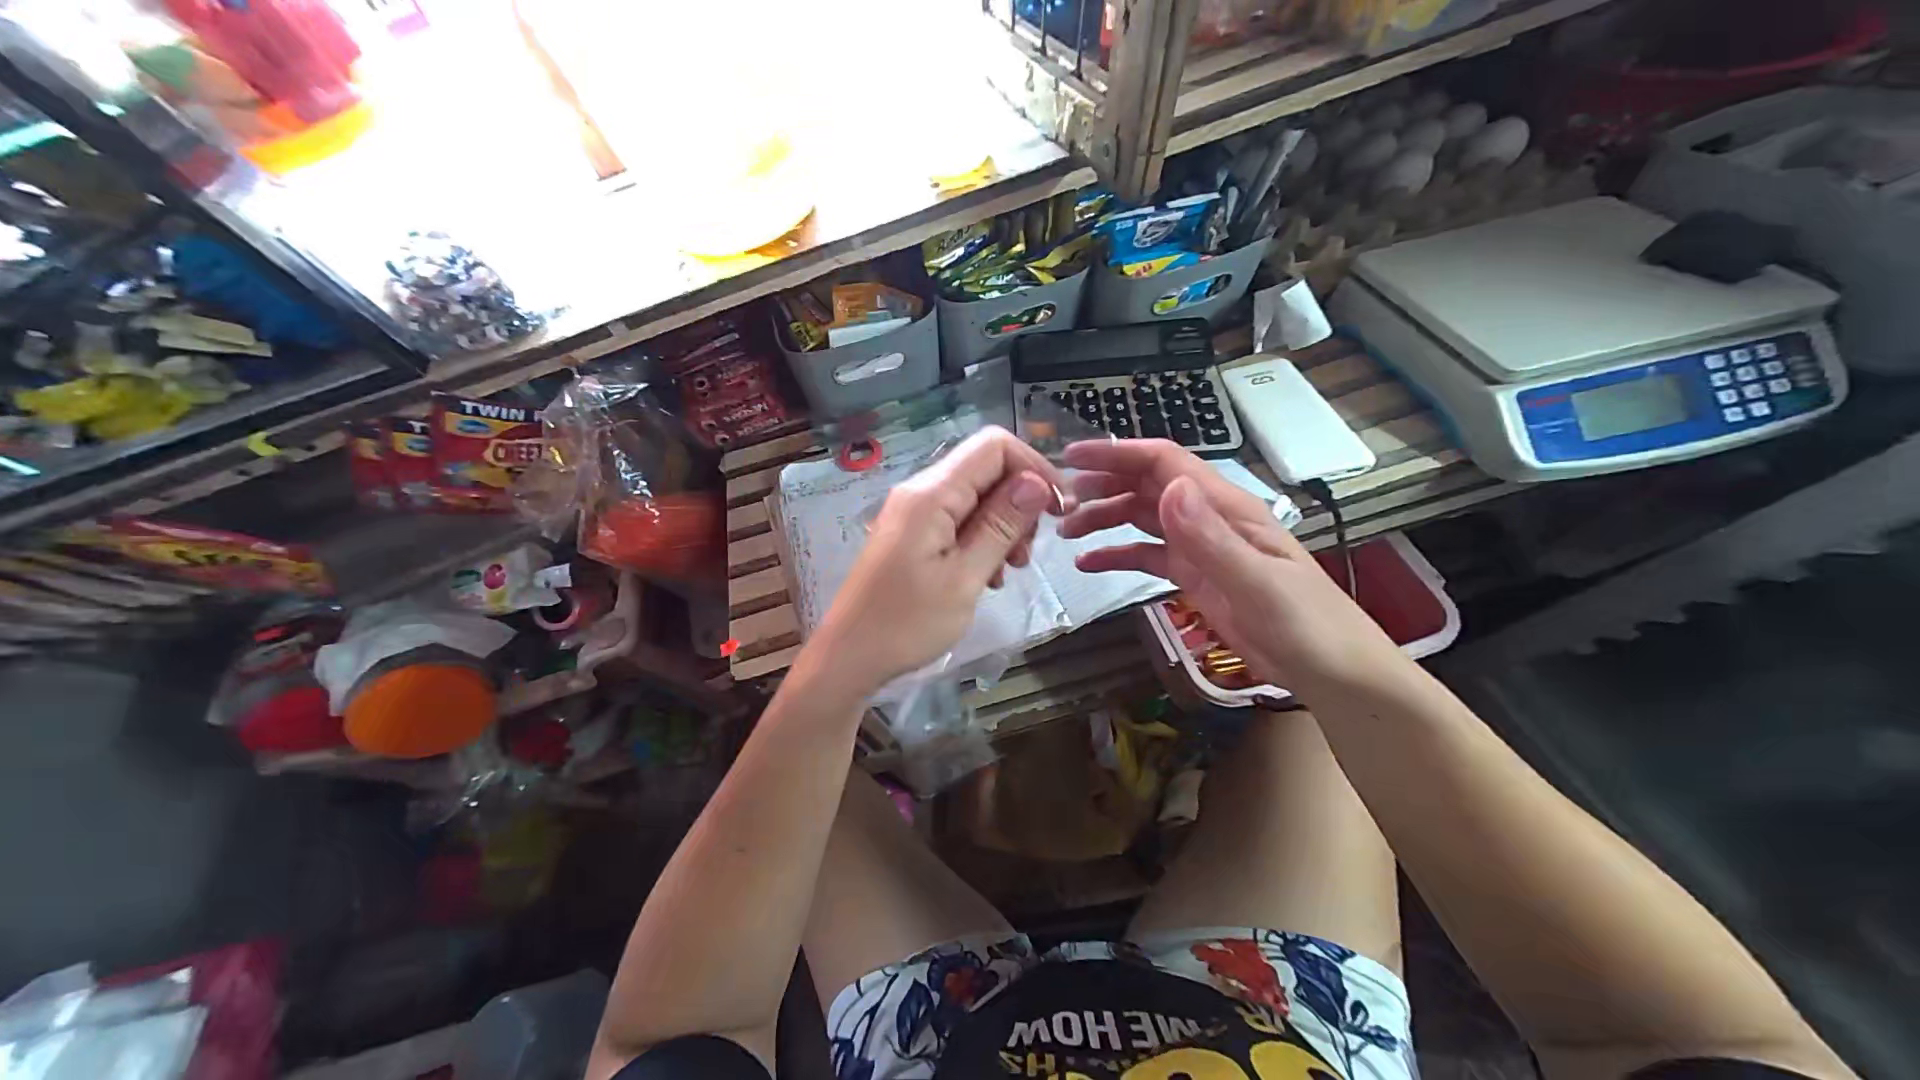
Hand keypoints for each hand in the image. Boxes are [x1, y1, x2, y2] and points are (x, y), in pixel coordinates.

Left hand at [803, 426, 1066, 696]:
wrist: (850, 657)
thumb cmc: (906, 624)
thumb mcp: (965, 578)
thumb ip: (1001, 525)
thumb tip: (1037, 483)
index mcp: (931, 494)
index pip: (995, 447)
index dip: (1035, 468)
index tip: (1060, 510)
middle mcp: (921, 492)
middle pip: (987, 470)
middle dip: (1021, 502)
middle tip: (1030, 552)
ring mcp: (914, 514)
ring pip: (977, 498)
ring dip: (1005, 526)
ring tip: (1011, 569)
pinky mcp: (913, 535)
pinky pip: (959, 521)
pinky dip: (983, 541)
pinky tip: (989, 576)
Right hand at [1058, 439, 1407, 696]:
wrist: (1333, 672)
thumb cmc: (1306, 625)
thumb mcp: (1257, 582)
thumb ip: (1211, 538)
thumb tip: (1169, 488)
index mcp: (1226, 508)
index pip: (1165, 463)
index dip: (1118, 454)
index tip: (1072, 457)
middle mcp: (1209, 519)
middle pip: (1147, 486)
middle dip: (1102, 485)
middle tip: (1059, 501)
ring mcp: (1200, 548)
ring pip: (1142, 518)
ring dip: (1104, 518)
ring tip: (1066, 532)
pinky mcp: (1194, 576)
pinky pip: (1147, 555)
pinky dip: (1117, 555)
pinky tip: (1089, 564)